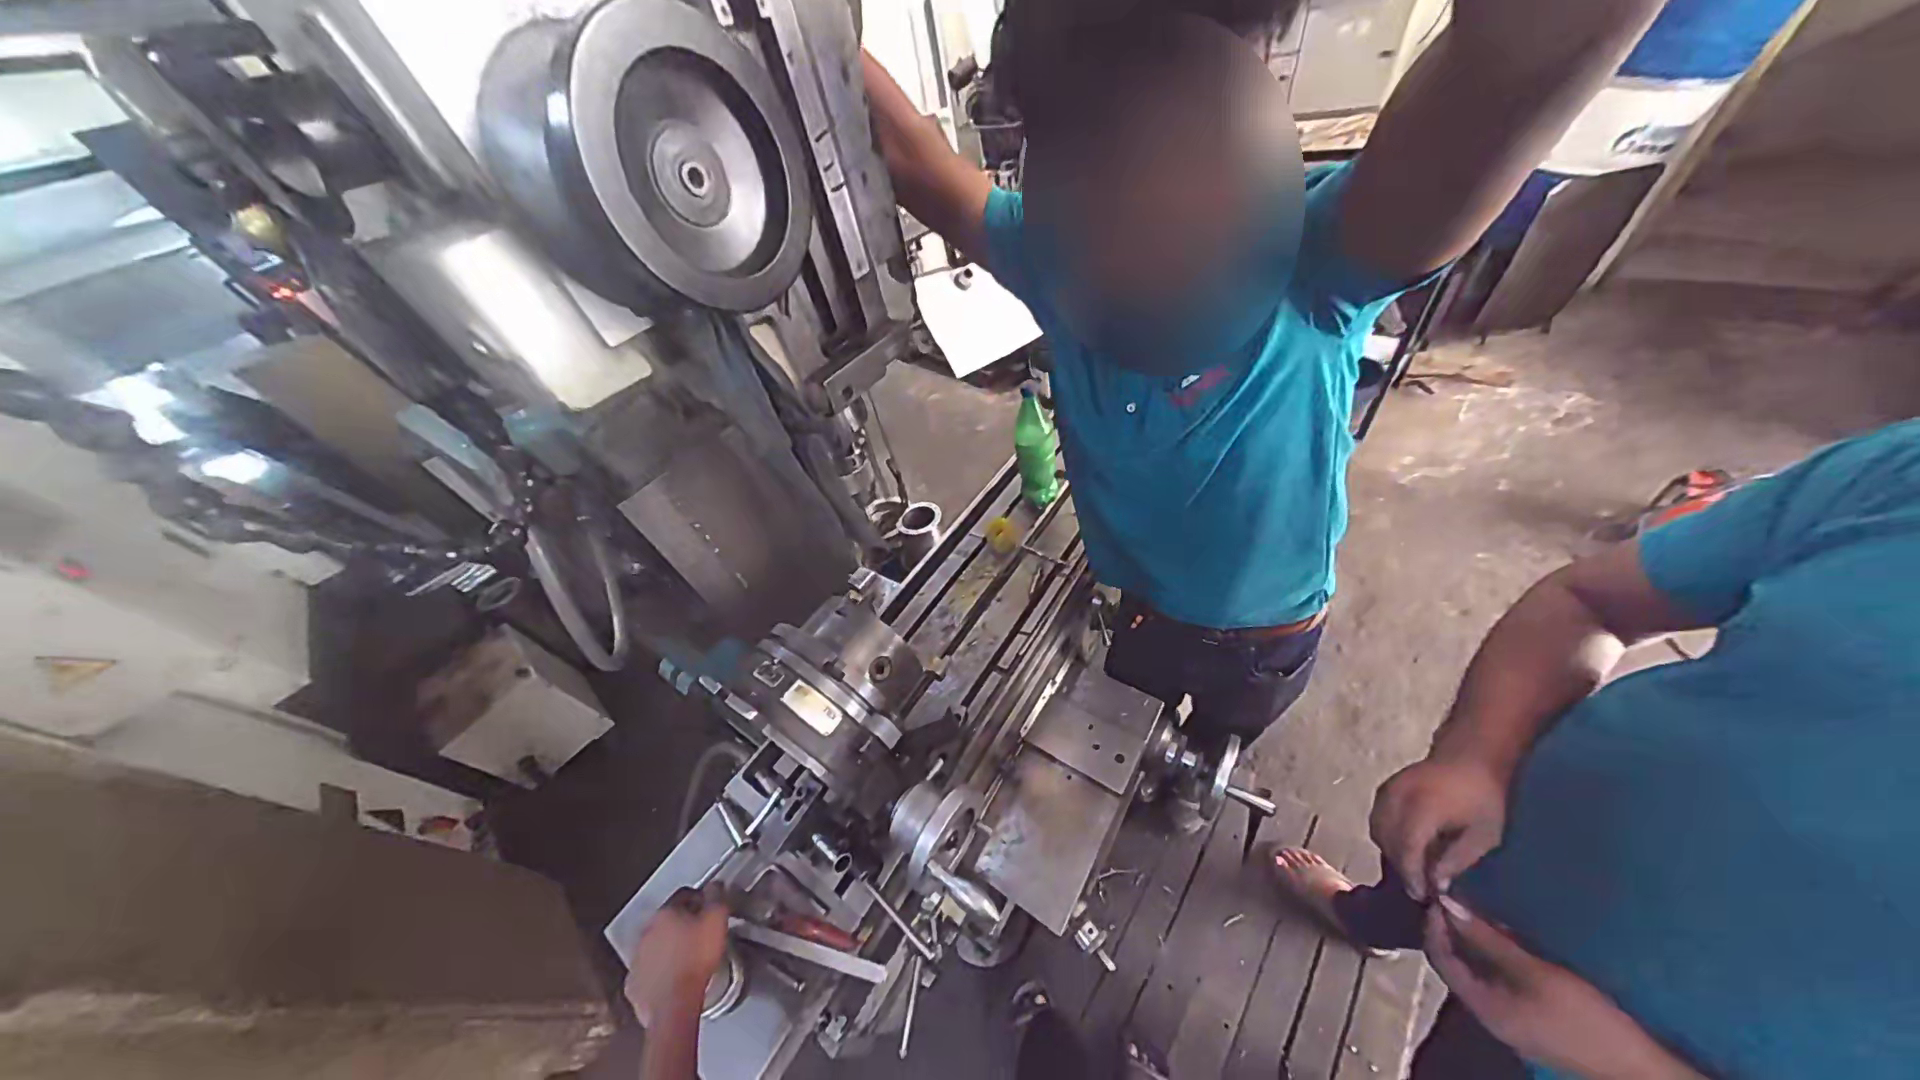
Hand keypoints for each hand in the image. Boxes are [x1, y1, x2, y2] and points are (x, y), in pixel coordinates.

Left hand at [624, 885, 730, 1028]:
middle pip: (667, 920)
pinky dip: (659, 971)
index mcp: (665, 913)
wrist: (674, 1006)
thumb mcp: (717, 920)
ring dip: (669, 947)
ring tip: (689, 958)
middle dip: (683, 923)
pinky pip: (648, 971)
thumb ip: (716, 897)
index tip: (710, 910)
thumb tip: (714, 885)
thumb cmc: (697, 958)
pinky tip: (673, 978)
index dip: (700, 899)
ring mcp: (636, 960)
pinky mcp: (633, 985)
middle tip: (701, 934)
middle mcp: (646, 932)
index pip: (683, 895)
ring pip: (656, 945)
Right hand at [1369, 754, 1507, 899]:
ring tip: (1411, 866)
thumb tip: (1437, 883)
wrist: (1470, 757)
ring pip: (1377, 829)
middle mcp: (1397, 798)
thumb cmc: (1484, 797)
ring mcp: (1387, 791)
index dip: (1411, 874)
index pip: (1406, 848)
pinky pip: (1377, 817)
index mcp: (1422, 809)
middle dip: (1400, 866)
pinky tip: (1404, 844)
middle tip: (1418, 886)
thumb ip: (1457, 859)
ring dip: (1391, 850)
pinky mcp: (1385, 788)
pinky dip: (1386, 834)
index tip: (1422, 895)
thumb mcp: (1484, 835)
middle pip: (1387, 840)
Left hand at [1425, 898, 1705, 1079]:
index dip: (1434, 924)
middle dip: (1450, 930)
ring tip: (1477, 909)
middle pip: (1455, 964)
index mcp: (1482, 1006)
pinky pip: (1499, 981)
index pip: (1439, 957)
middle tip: (1455, 898)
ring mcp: (1512, 1021)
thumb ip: (1488, 940)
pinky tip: (1507, 937)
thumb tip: (1448, 903)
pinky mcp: (1534, 1021)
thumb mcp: (1536, 974)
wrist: (1647, 1072)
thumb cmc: (1588, 1021)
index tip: (1438, 894)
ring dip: (1473, 942)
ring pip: (1477, 972)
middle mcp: (1489, 1015)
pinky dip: (1494, 957)